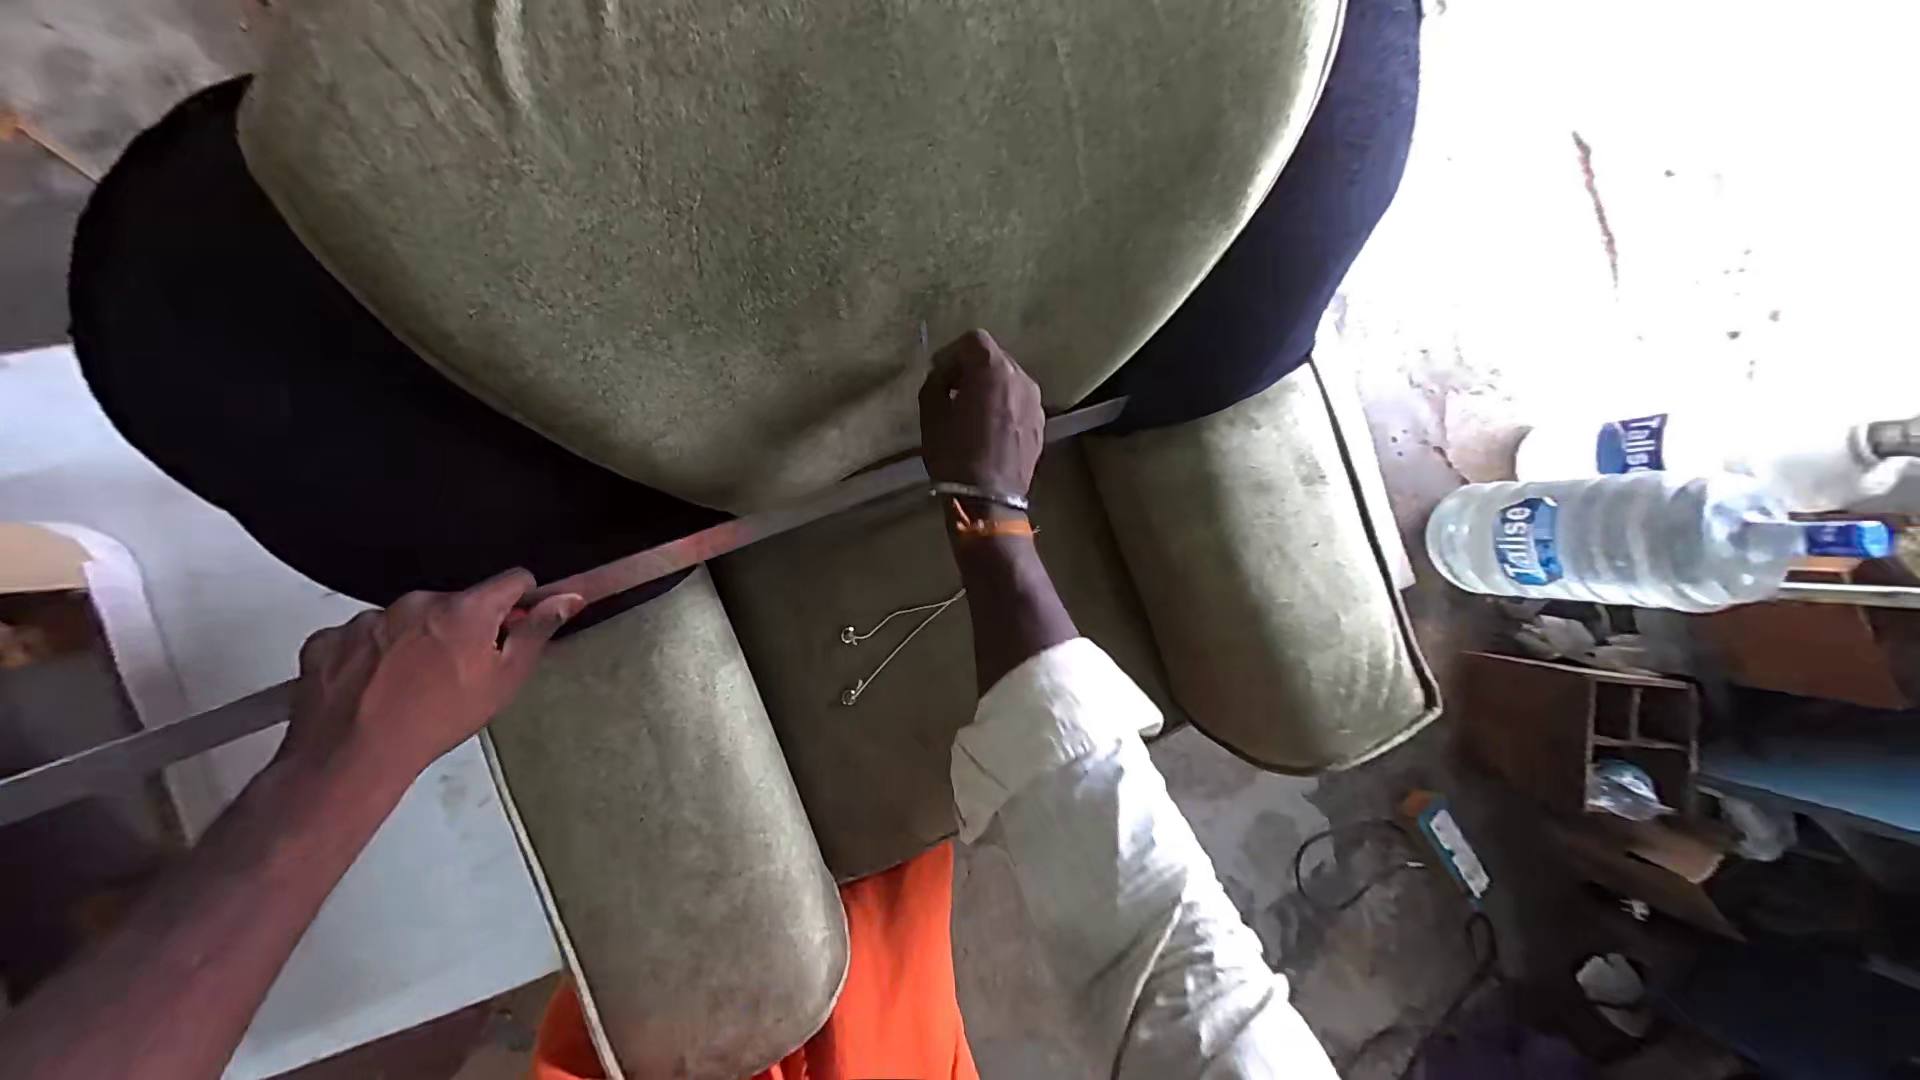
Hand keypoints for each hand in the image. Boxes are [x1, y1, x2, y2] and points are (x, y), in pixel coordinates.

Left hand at [279, 570, 583, 788]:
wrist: (352, 758)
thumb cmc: (438, 719)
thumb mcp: (506, 679)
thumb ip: (538, 631)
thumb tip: (568, 599)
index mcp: (466, 609)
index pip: (513, 579)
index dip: (522, 601)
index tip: (514, 625)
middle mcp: (417, 602)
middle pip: (458, 602)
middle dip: (465, 625)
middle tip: (461, 667)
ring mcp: (368, 619)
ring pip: (410, 618)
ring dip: (418, 638)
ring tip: (413, 681)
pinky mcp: (328, 638)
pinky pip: (363, 634)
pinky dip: (373, 652)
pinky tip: (376, 683)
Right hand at [918, 330, 1045, 496]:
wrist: (988, 499)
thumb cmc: (955, 456)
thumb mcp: (931, 416)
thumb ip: (935, 383)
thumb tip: (943, 376)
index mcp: (993, 370)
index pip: (974, 340)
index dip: (952, 354)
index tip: (940, 375)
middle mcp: (1021, 378)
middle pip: (995, 358)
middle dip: (972, 369)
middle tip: (953, 393)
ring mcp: (1035, 402)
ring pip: (1009, 380)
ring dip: (990, 387)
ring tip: (972, 413)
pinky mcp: (1041, 424)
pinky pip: (1019, 402)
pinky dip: (1004, 405)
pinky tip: (990, 429)